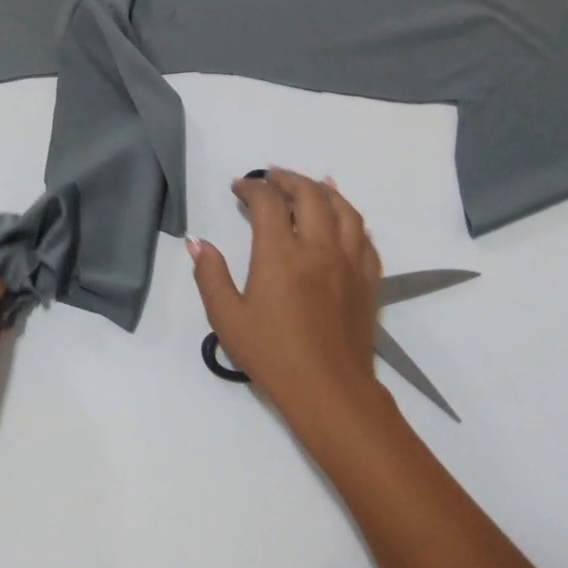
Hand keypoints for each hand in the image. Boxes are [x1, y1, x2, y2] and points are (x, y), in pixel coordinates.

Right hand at [187, 169, 385, 421]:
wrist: (329, 389)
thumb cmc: (271, 353)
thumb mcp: (226, 317)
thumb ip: (210, 275)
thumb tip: (198, 243)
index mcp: (280, 255)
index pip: (268, 203)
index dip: (252, 188)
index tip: (238, 188)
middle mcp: (318, 249)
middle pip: (310, 196)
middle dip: (288, 179)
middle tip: (270, 177)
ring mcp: (349, 263)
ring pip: (345, 211)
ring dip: (325, 191)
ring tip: (311, 184)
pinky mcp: (368, 281)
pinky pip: (365, 238)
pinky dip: (352, 219)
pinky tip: (343, 220)